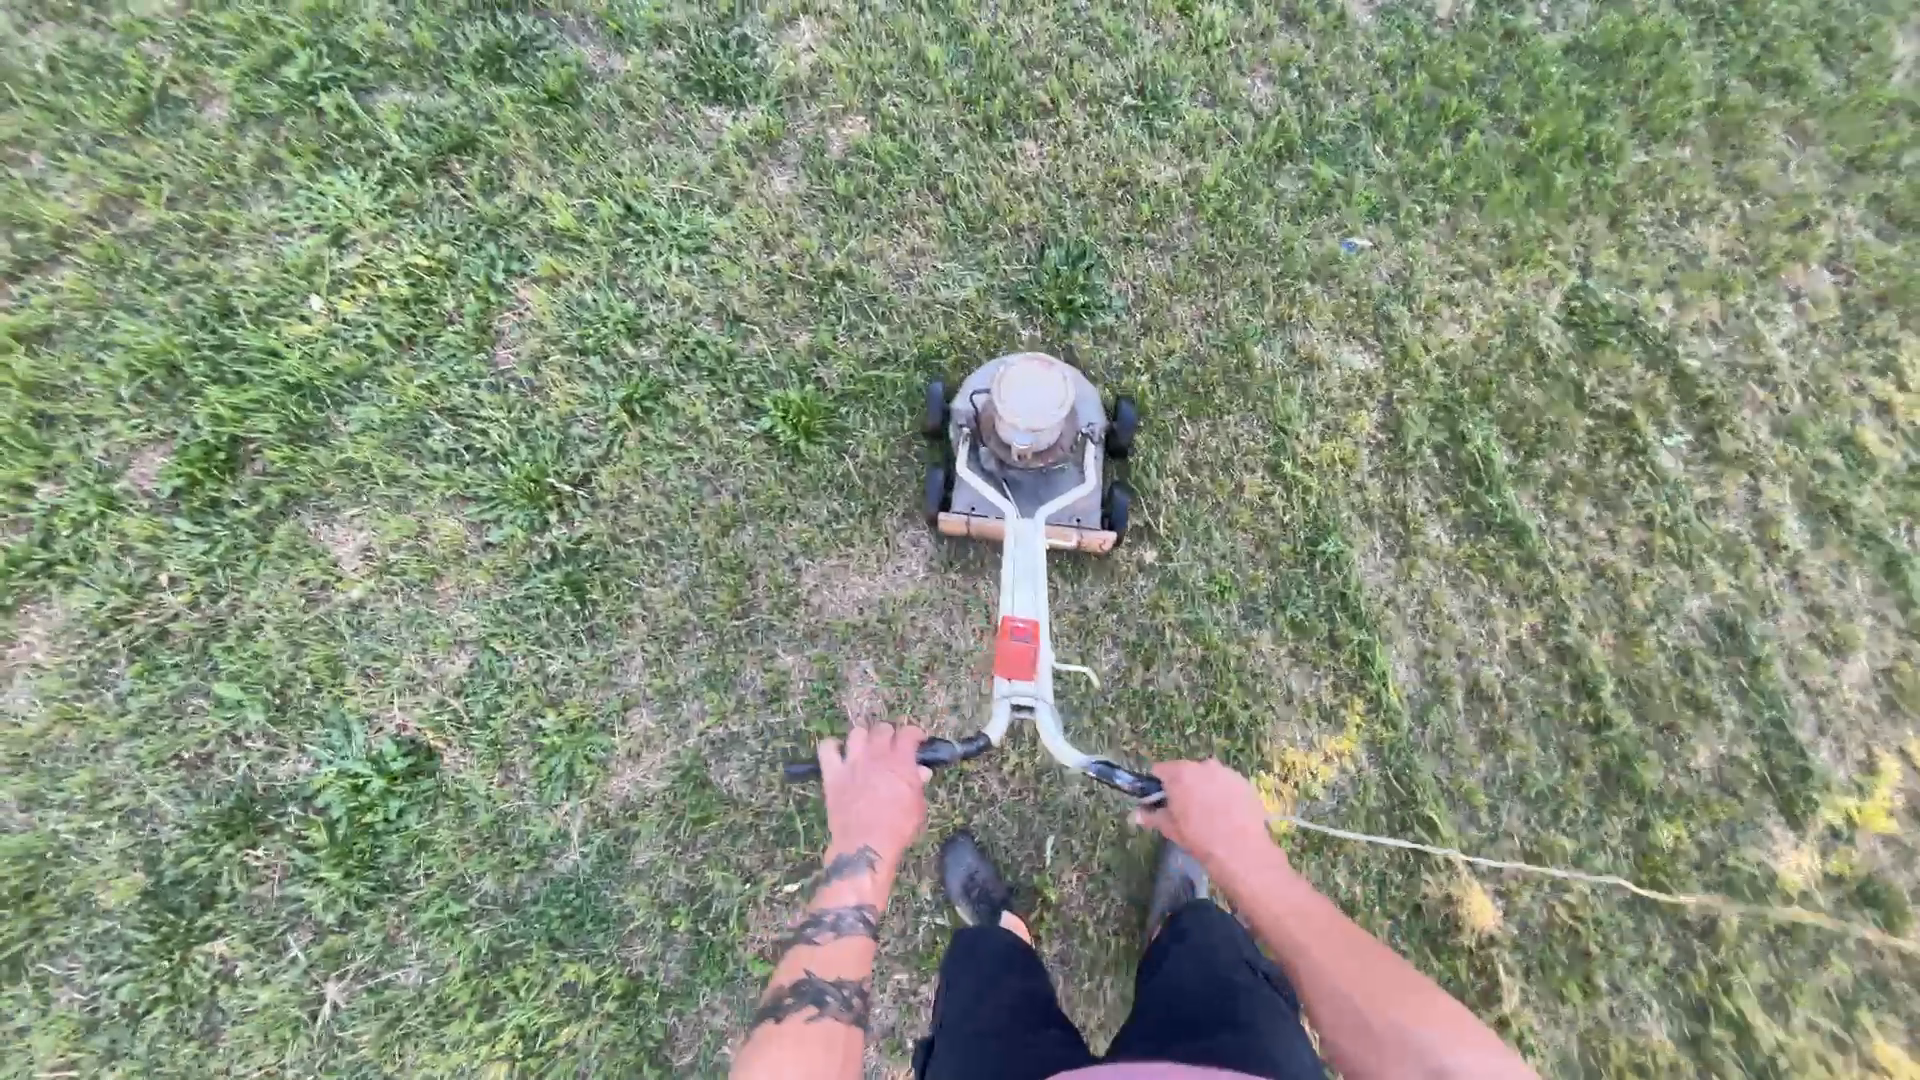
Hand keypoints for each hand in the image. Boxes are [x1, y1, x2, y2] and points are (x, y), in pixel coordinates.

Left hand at [816, 722, 931, 869]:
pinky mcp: (833, 774)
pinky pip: (827, 748)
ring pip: (857, 733)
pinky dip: (832, 746)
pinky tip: (839, 753)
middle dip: (890, 734)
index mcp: (900, 761)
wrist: (865, 846)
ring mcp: (852, 762)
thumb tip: (921, 771)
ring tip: (867, 747)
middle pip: (882, 728)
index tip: (917, 740)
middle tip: (892, 746)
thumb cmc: (897, 829)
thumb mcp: (918, 807)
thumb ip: (918, 784)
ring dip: (864, 737)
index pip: (908, 733)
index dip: (915, 733)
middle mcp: (876, 755)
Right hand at [1134, 759, 1284, 875]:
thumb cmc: (1199, 838)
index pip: (1160, 770)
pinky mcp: (1244, 782)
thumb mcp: (1170, 828)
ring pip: (1208, 776)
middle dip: (1183, 785)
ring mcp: (1226, 772)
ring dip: (1205, 788)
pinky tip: (1228, 813)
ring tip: (1210, 813)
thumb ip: (1151, 816)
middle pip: (1185, 771)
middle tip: (1186, 809)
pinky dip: (1224, 793)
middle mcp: (1202, 765)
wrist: (1241, 852)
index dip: (1157, 784)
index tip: (1161, 800)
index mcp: (1179, 773)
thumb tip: (1135, 815)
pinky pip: (1227, 783)